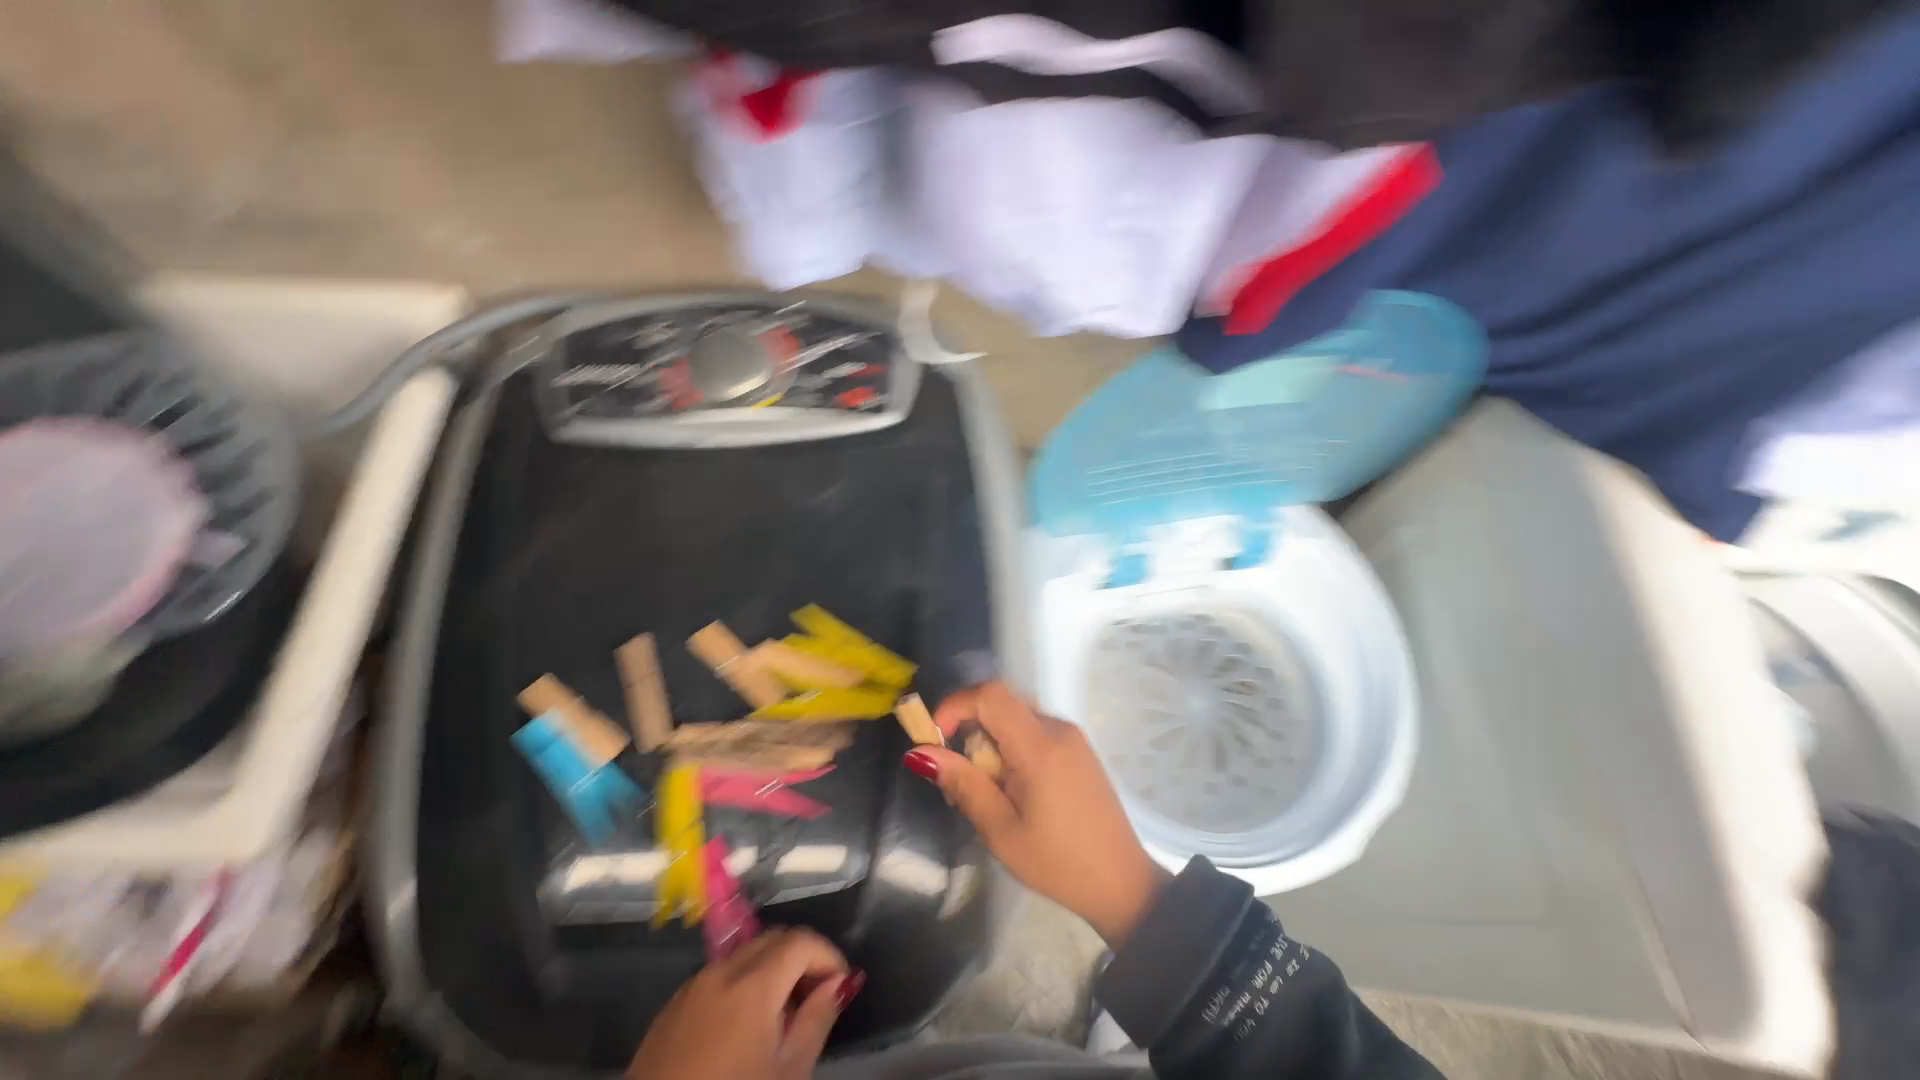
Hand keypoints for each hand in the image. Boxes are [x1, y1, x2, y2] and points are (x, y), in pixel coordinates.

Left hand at [626, 927, 861, 1079]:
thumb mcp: (788, 1072)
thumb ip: (817, 1019)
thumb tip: (838, 982)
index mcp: (753, 985)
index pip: (802, 940)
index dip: (829, 957)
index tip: (839, 988)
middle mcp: (722, 971)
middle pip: (774, 938)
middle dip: (803, 959)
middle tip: (815, 1001)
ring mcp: (693, 985)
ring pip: (746, 954)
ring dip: (773, 970)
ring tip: (781, 1020)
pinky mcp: (673, 1004)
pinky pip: (720, 974)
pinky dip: (743, 983)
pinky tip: (743, 1029)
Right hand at [907, 681, 1171, 946]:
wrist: (1122, 883)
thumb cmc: (1057, 863)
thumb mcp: (1001, 831)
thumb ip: (963, 784)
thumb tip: (921, 752)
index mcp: (1040, 747)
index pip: (991, 695)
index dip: (955, 705)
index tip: (934, 739)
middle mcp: (1059, 730)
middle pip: (1003, 702)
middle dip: (969, 724)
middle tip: (954, 770)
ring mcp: (1073, 738)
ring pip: (1018, 716)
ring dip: (990, 738)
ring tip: (981, 786)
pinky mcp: (1079, 751)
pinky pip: (1035, 731)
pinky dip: (1011, 746)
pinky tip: (1009, 787)